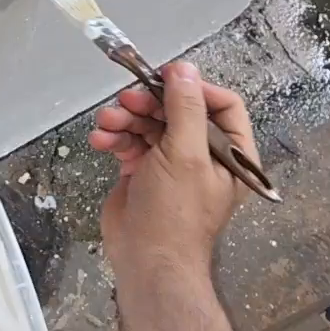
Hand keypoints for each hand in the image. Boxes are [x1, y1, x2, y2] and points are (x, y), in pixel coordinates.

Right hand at [88, 60, 259, 283]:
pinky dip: (114, 137)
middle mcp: (203, 154)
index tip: (165, 77)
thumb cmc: (175, 212)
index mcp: (229, 153)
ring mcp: (171, 163)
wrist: (146, 262)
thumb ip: (186, 108)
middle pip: (177, 109)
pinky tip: (100, 140)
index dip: (194, 87)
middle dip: (149, 103)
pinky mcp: (144, 171)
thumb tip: (185, 69)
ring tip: (106, 122)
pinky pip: (130, 141)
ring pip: (149, 123)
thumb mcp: (185, 154)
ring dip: (125, 118)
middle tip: (125, 100)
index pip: (221, 104)